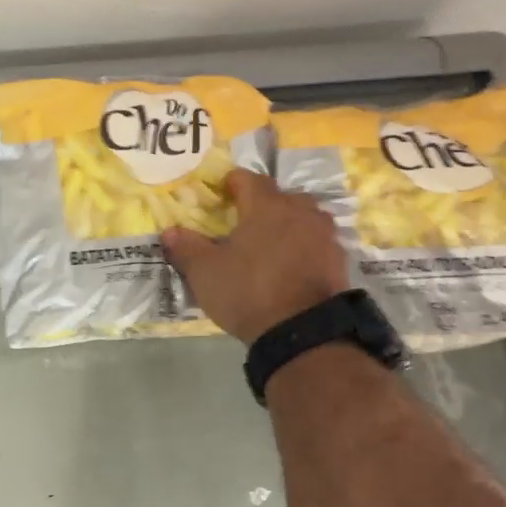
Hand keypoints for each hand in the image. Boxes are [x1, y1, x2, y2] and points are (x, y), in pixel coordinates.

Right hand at [161, 170, 350, 344]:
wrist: (299, 325)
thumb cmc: (246, 291)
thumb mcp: (205, 273)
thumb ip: (187, 248)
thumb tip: (169, 231)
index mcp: (265, 208)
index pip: (250, 181)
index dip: (235, 181)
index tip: (225, 186)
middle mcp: (299, 211)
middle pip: (281, 197)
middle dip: (263, 204)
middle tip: (246, 219)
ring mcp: (323, 233)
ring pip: (302, 217)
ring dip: (285, 223)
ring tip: (269, 241)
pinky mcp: (335, 256)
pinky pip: (314, 241)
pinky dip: (301, 245)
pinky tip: (289, 263)